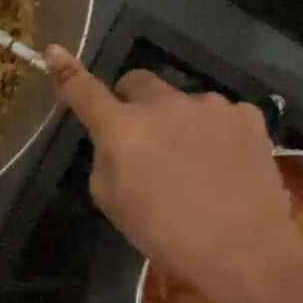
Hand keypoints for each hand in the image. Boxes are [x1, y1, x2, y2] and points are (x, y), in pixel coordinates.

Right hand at [43, 45, 302, 302]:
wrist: (245, 251)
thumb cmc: (164, 234)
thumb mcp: (112, 203)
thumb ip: (105, 160)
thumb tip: (114, 141)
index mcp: (123, 130)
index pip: (85, 91)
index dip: (66, 72)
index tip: (54, 52)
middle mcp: (164, 106)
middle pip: (137, 82)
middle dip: (131, 102)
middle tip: (140, 139)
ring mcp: (210, 106)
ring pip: (180, 101)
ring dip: (175, 120)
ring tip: (190, 162)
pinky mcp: (248, 116)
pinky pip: (218, 114)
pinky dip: (212, 130)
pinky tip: (221, 162)